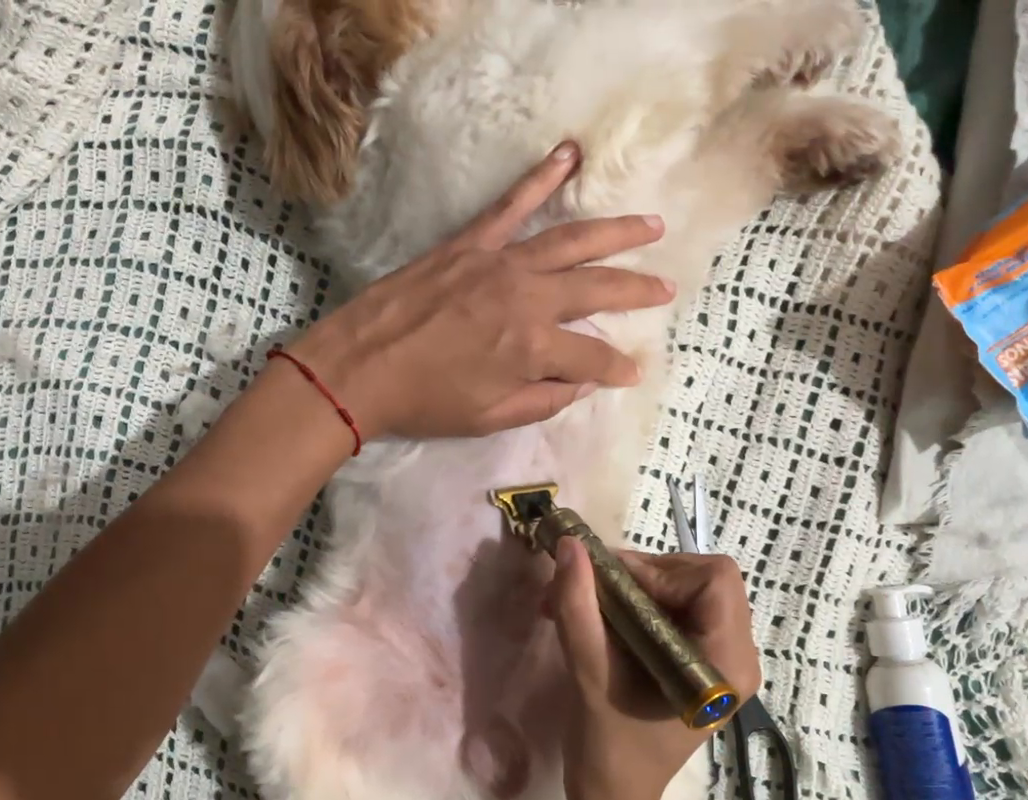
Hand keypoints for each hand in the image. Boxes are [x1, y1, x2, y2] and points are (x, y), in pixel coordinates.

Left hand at [286, 143, 675, 439]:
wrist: (359, 368)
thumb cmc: (423, 402)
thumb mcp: (488, 418)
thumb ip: (542, 401)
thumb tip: (581, 384)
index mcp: (532, 347)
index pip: (592, 356)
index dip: (616, 368)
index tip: (632, 372)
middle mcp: (526, 297)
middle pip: (597, 288)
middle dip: (637, 290)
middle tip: (668, 287)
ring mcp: (499, 263)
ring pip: (571, 240)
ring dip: (616, 232)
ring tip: (652, 225)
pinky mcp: (468, 243)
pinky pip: (510, 205)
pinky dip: (540, 177)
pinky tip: (569, 154)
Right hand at [547, 539, 761, 799]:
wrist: (612, 798)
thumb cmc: (606, 746)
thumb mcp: (589, 673)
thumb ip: (579, 607)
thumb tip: (571, 547)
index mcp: (724, 665)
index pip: (714, 579)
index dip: (658, 571)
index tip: (607, 587)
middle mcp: (737, 657)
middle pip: (704, 578)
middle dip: (643, 577)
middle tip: (590, 592)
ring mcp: (723, 662)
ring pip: (689, 590)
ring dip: (637, 589)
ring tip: (587, 606)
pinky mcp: (703, 664)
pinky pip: (680, 611)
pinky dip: (640, 605)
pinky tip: (602, 621)